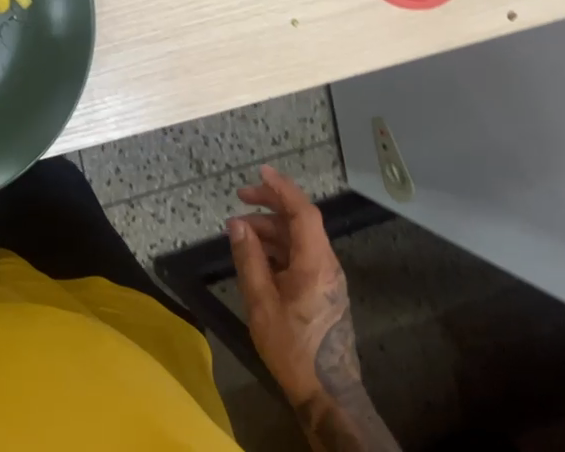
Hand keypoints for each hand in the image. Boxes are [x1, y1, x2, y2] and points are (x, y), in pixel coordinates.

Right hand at [227, 166, 352, 404]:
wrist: (327, 391)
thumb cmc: (292, 347)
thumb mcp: (261, 302)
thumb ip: (249, 259)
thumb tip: (237, 224)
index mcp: (316, 263)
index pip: (303, 212)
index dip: (282, 188)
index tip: (260, 172)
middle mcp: (327, 265)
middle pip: (300, 222)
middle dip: (270, 206)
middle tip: (239, 199)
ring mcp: (327, 279)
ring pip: (299, 240)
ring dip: (270, 230)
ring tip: (239, 234)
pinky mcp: (323, 291)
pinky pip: (300, 257)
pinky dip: (277, 248)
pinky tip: (255, 257)